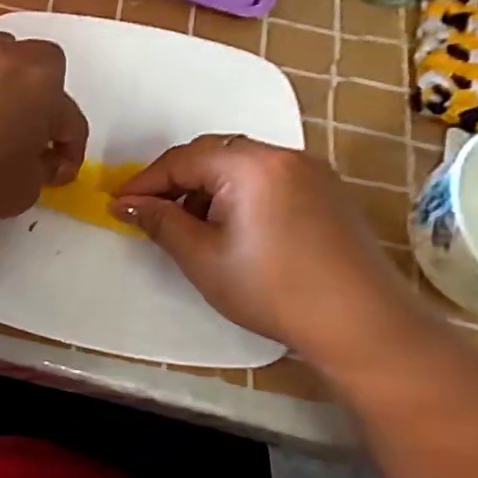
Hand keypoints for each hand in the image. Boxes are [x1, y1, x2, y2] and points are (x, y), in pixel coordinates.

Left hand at [0, 32, 87, 222]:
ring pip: (1, 62)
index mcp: (44, 86)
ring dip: (5, 87)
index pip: (71, 121)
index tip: (57, 175)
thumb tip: (41, 157)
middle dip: (45, 98)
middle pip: (43, 68)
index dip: (70, 153)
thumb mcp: (23, 191)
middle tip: (29, 133)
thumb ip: (43, 169)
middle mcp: (10, 57)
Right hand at [109, 136, 433, 370]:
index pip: (183, 159)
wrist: (360, 323)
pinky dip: (238, 194)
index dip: (145, 181)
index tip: (117, 204)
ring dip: (207, 188)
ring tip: (190, 227)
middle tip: (150, 213)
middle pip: (213, 154)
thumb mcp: (203, 258)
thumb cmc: (272, 289)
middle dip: (175, 182)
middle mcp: (284, 155)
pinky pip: (268, 178)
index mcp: (251, 164)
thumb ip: (161, 223)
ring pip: (241, 165)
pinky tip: (232, 229)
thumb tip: (127, 204)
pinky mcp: (326, 192)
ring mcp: (311, 171)